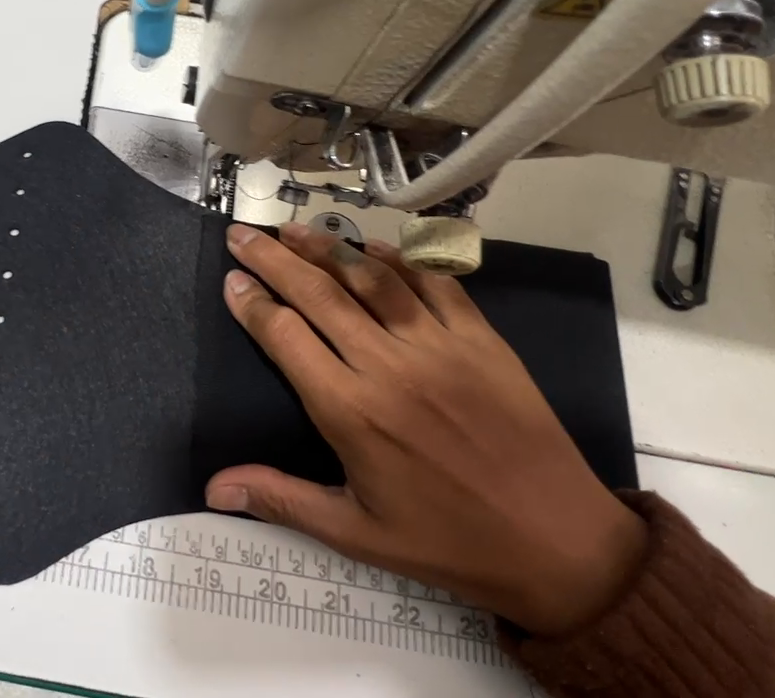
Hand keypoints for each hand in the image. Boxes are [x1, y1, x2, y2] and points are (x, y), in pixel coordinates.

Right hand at [207, 223, 646, 636]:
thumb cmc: (448, 543)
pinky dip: (399, 258)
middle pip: (318, 294)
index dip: (251, 304)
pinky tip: (372, 246)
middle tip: (242, 234)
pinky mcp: (481, 339)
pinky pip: (433, 283)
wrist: (560, 544)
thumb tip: (214, 489)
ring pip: (371, 278)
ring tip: (294, 229)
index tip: (231, 280)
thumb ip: (281, 500)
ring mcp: (438, 346)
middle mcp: (388, 366)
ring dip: (327, 247)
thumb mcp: (356, 534)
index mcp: (351, 412)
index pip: (285, 336)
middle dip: (273, 259)